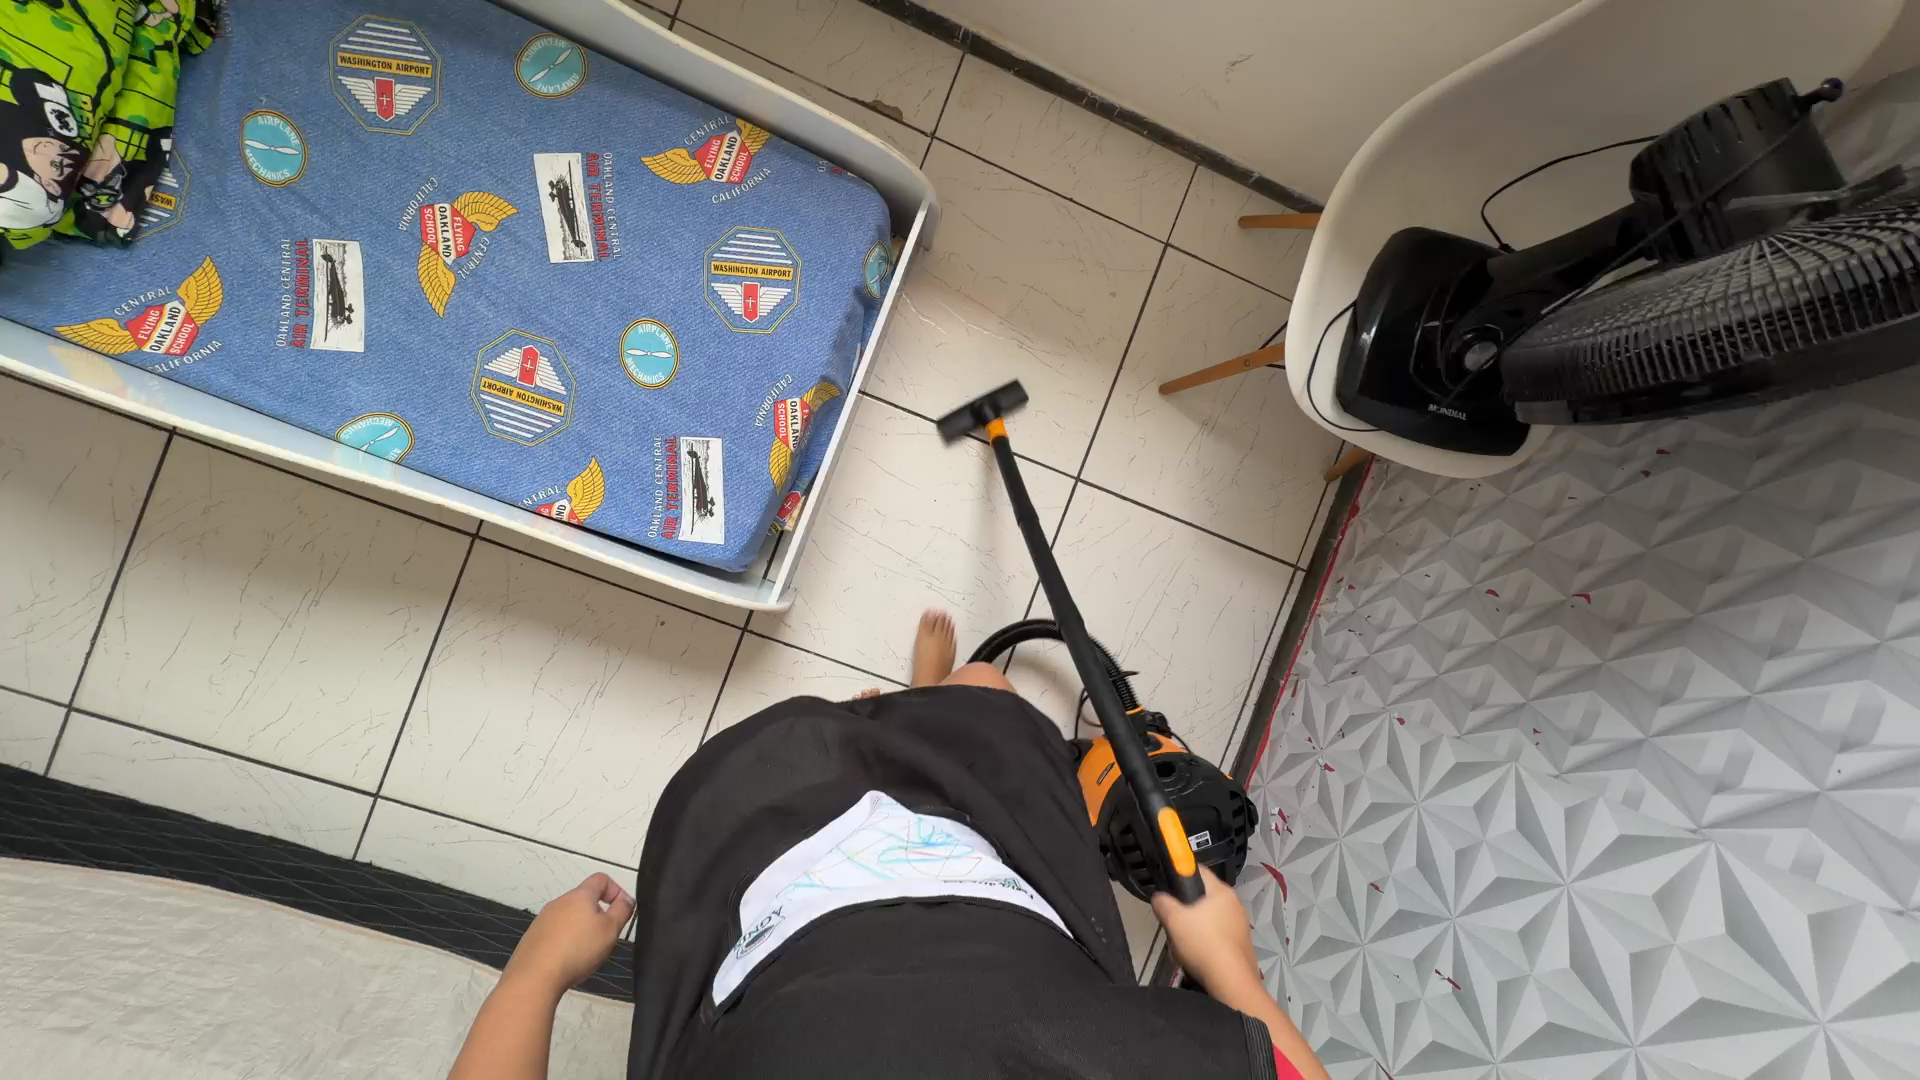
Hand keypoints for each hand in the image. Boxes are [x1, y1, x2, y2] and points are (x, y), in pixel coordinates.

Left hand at [503, 873, 635, 995]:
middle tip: (605, 935)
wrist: (532, 980)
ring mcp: (541, 921)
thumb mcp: (610, 930)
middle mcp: (558, 903)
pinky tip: (565, 962)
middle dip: (598, 914)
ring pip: (568, 918)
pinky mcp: (530, 940)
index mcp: (580, 896)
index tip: (622, 910)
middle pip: (584, 900)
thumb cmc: (577, 950)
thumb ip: (623, 910)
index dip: (616, 890)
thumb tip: (626, 900)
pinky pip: (553, 934)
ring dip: (580, 929)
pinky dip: (563, 943)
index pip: (601, 879)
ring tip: (585, 952)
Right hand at [1151, 866, 1259, 993]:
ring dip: (1194, 928)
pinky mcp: (1243, 946)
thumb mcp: (1173, 920)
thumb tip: (1159, 897)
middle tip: (1173, 920)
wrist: (1232, 984)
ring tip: (1183, 943)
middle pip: (1203, 897)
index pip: (1198, 870)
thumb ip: (1162, 902)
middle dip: (1186, 908)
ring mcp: (1241, 926)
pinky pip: (1218, 936)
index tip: (1168, 886)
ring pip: (1209, 919)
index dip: (1180, 874)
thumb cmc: (1203, 944)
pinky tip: (1198, 956)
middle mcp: (1235, 904)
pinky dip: (1207, 943)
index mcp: (1221, 891)